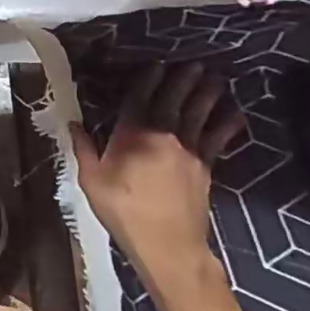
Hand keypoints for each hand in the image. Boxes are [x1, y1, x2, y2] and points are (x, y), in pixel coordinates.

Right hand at [71, 63, 238, 270]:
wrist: (167, 247)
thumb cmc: (124, 213)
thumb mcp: (92, 182)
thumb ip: (84, 149)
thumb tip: (73, 123)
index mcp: (131, 136)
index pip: (138, 98)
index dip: (147, 79)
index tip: (156, 63)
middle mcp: (162, 135)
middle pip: (173, 100)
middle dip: (182, 79)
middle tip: (194, 63)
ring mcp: (187, 150)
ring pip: (197, 114)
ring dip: (207, 94)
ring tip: (216, 78)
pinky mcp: (205, 166)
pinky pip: (218, 140)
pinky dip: (227, 125)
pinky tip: (236, 113)